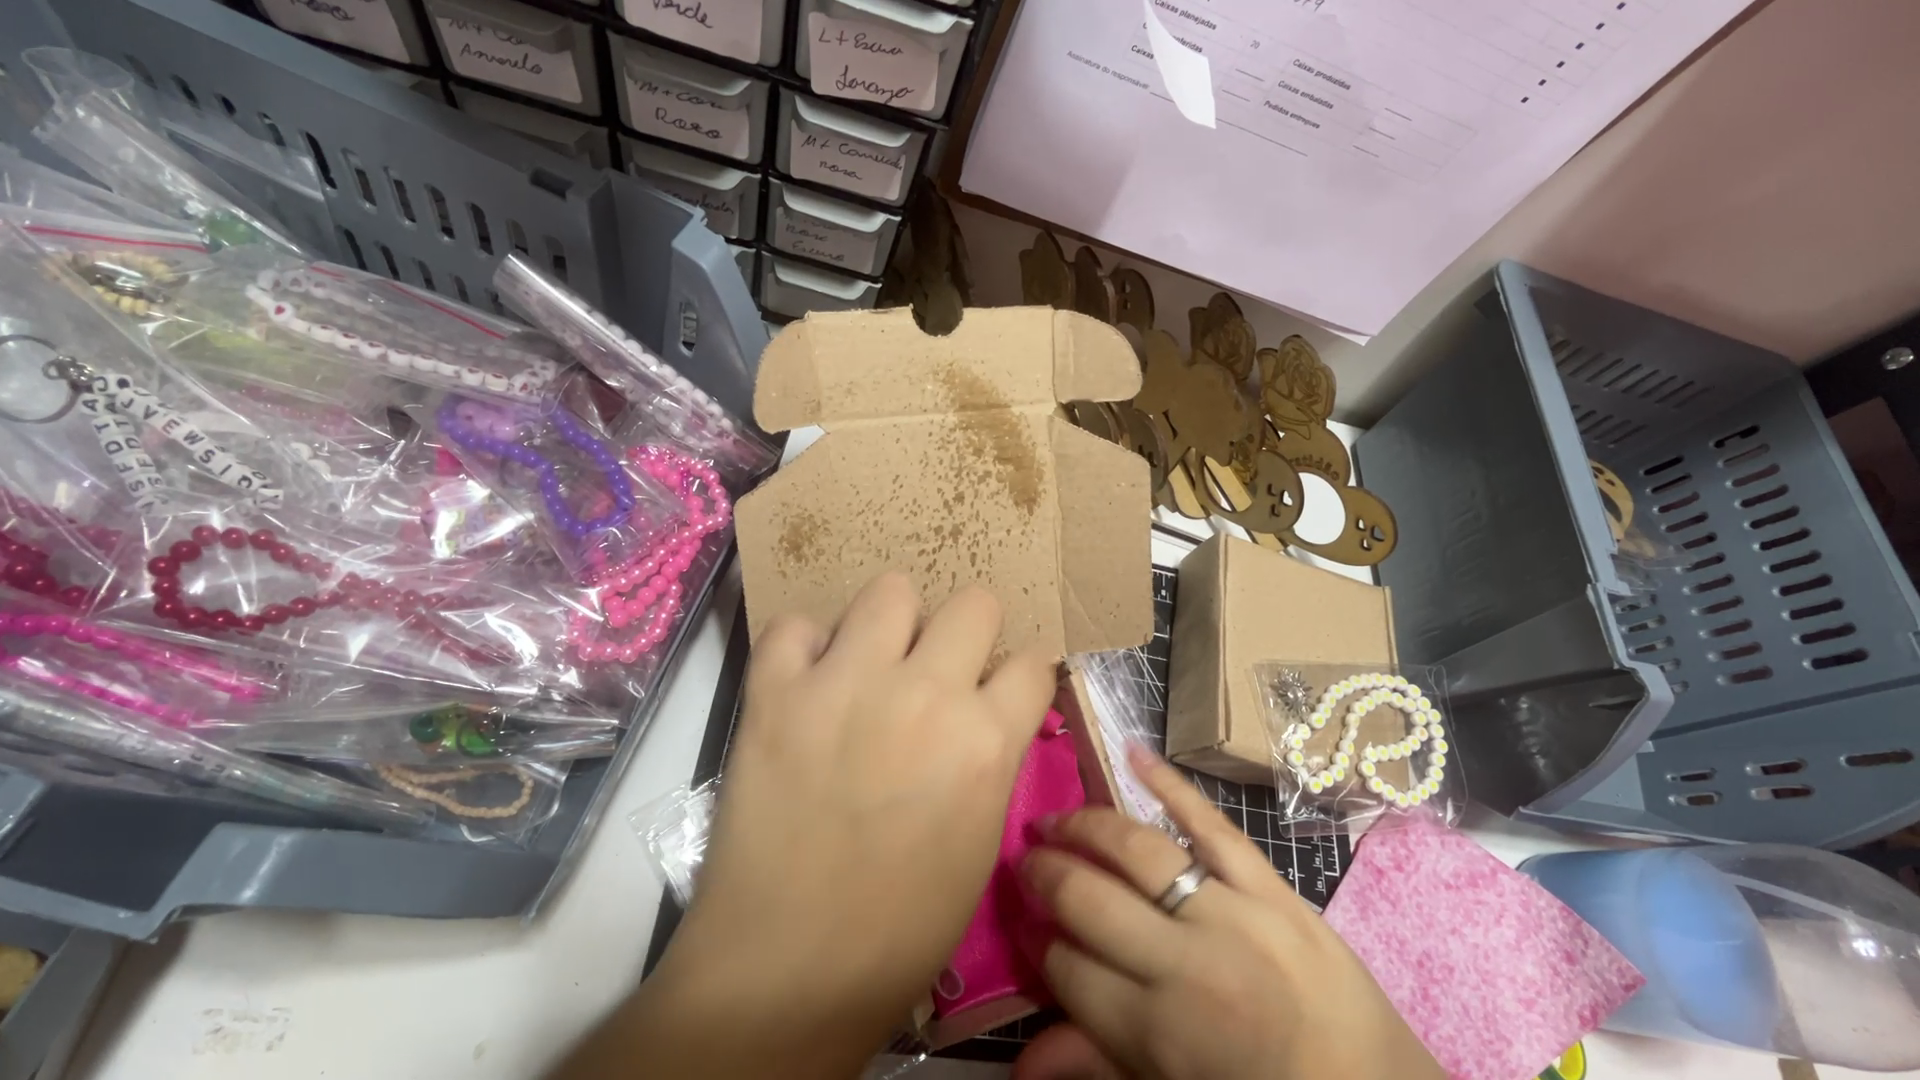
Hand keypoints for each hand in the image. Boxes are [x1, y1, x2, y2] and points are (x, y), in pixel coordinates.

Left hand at [586, 572, 1055, 1079]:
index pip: (1031, 662)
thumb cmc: (902, 927)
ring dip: (892, 624)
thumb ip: (989, 758)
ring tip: (873, 663)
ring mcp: (845, 683)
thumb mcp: (981, 840)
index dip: (1017, 678)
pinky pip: (796, 625)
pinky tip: (807, 682)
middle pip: (973, 604)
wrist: (789, 969)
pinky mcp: (776, 691)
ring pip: (890, 590)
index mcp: (987, 741)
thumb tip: (982, 712)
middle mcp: (925, 693)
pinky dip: (805, 647)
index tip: (997, 690)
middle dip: (967, 633)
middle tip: (939, 668)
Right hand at [1013, 744, 1442, 1079]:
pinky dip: (1171, 783)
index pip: (1065, 966)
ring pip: (1137, 852)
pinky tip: (1132, 750)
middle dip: (1044, 876)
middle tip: (1025, 864)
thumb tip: (1021, 1059)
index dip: (1035, 941)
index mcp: (1155, 1029)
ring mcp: (1231, 915)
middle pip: (1088, 898)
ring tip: (1054, 822)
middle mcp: (1184, 964)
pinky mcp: (1271, 887)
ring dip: (1083, 827)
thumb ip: (1095, 1063)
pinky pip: (1213, 825)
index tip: (1026, 927)